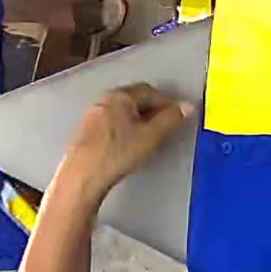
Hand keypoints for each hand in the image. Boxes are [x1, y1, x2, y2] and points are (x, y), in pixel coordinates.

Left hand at [48, 84, 194, 217]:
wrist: (81, 180)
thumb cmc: (118, 153)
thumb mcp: (152, 135)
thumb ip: (172, 118)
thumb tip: (189, 106)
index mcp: (119, 95)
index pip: (151, 92)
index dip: (168, 103)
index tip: (179, 117)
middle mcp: (102, 100)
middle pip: (136, 100)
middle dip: (154, 111)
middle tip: (166, 127)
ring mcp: (91, 115)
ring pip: (124, 112)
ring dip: (140, 120)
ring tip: (150, 137)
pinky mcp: (85, 132)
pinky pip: (112, 122)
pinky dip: (126, 128)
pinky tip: (130, 144)